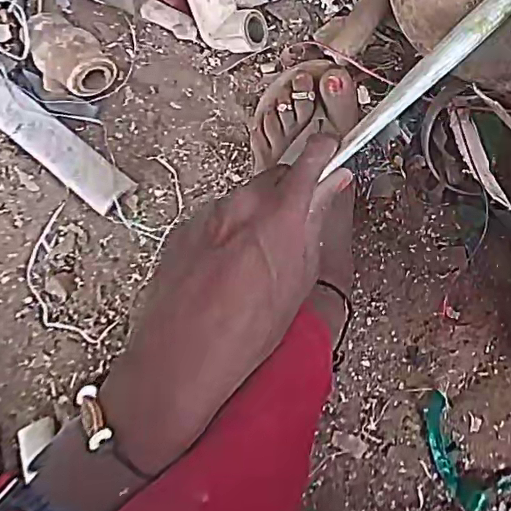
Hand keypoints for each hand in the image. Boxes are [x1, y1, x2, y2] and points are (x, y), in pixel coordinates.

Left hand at [99, 138, 351, 473]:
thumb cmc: (244, 334)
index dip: (326, 150)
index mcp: (280, 214)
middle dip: (291, 192)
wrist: (178, 361)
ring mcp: (209, 214)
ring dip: (258, 216)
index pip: (311, 157)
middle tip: (298, 224)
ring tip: (257, 261)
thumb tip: (331, 186)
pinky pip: (219, 217)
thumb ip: (317, 222)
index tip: (332, 149)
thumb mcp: (299, 279)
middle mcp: (243, 204)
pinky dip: (229, 231)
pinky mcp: (185, 227)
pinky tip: (227, 268)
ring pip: (247, 199)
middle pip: (277, 177)